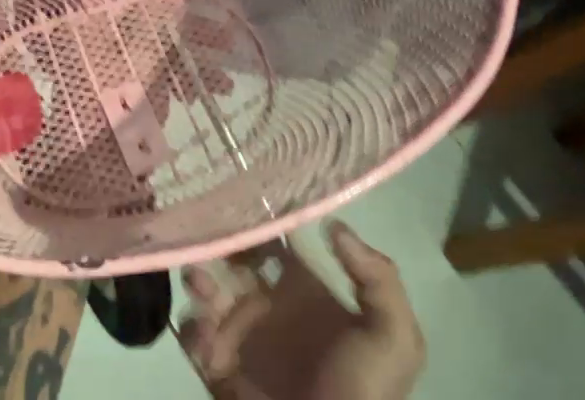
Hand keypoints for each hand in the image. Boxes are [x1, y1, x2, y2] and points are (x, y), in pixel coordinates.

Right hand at [180, 222, 424, 399]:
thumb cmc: (364, 391)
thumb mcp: (394, 338)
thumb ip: (377, 277)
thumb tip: (331, 224)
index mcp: (304, 292)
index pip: (275, 241)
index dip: (259, 220)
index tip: (244, 204)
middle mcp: (267, 303)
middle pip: (230, 256)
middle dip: (216, 243)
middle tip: (210, 240)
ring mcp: (239, 333)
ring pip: (203, 288)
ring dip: (197, 280)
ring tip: (202, 286)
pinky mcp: (217, 363)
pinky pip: (190, 335)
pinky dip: (192, 329)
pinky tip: (207, 336)